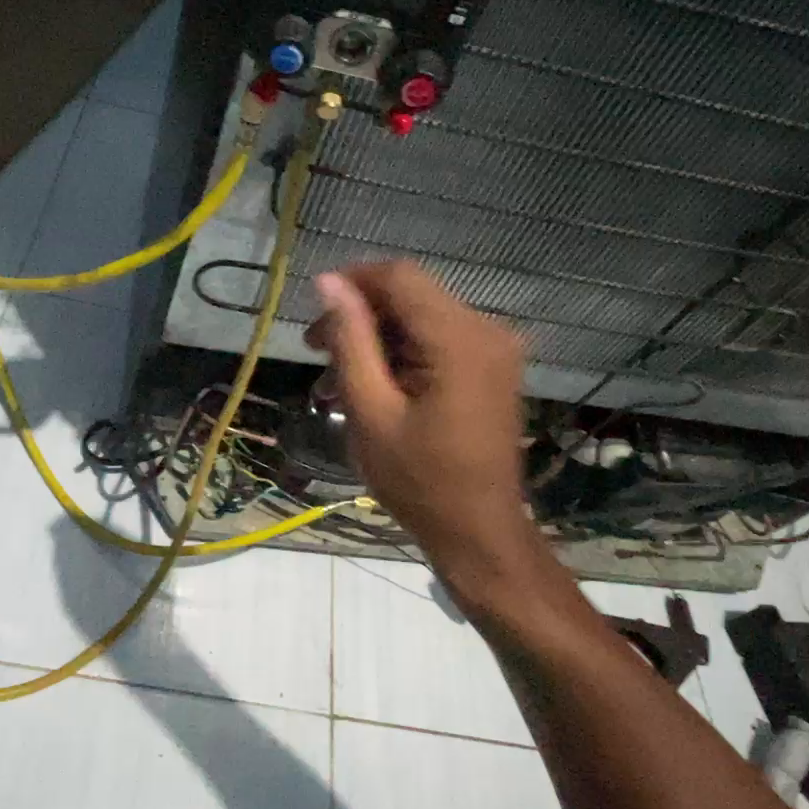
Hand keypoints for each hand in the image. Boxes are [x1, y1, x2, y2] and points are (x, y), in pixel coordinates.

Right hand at [304, 262, 533, 574]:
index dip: (352, 282)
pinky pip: (439, 337)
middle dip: (361, 314)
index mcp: (459, 339)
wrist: (479, 532)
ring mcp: (495, 347)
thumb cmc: (419, 480)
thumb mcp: (371, 411)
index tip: (313, 311)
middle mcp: (486, 330)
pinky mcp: (492, 365)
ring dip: (377, 336)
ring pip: (422, 315)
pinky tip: (373, 383)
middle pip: (412, 294)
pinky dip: (403, 351)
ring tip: (337, 378)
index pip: (400, 277)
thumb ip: (351, 340)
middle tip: (317, 351)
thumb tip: (328, 282)